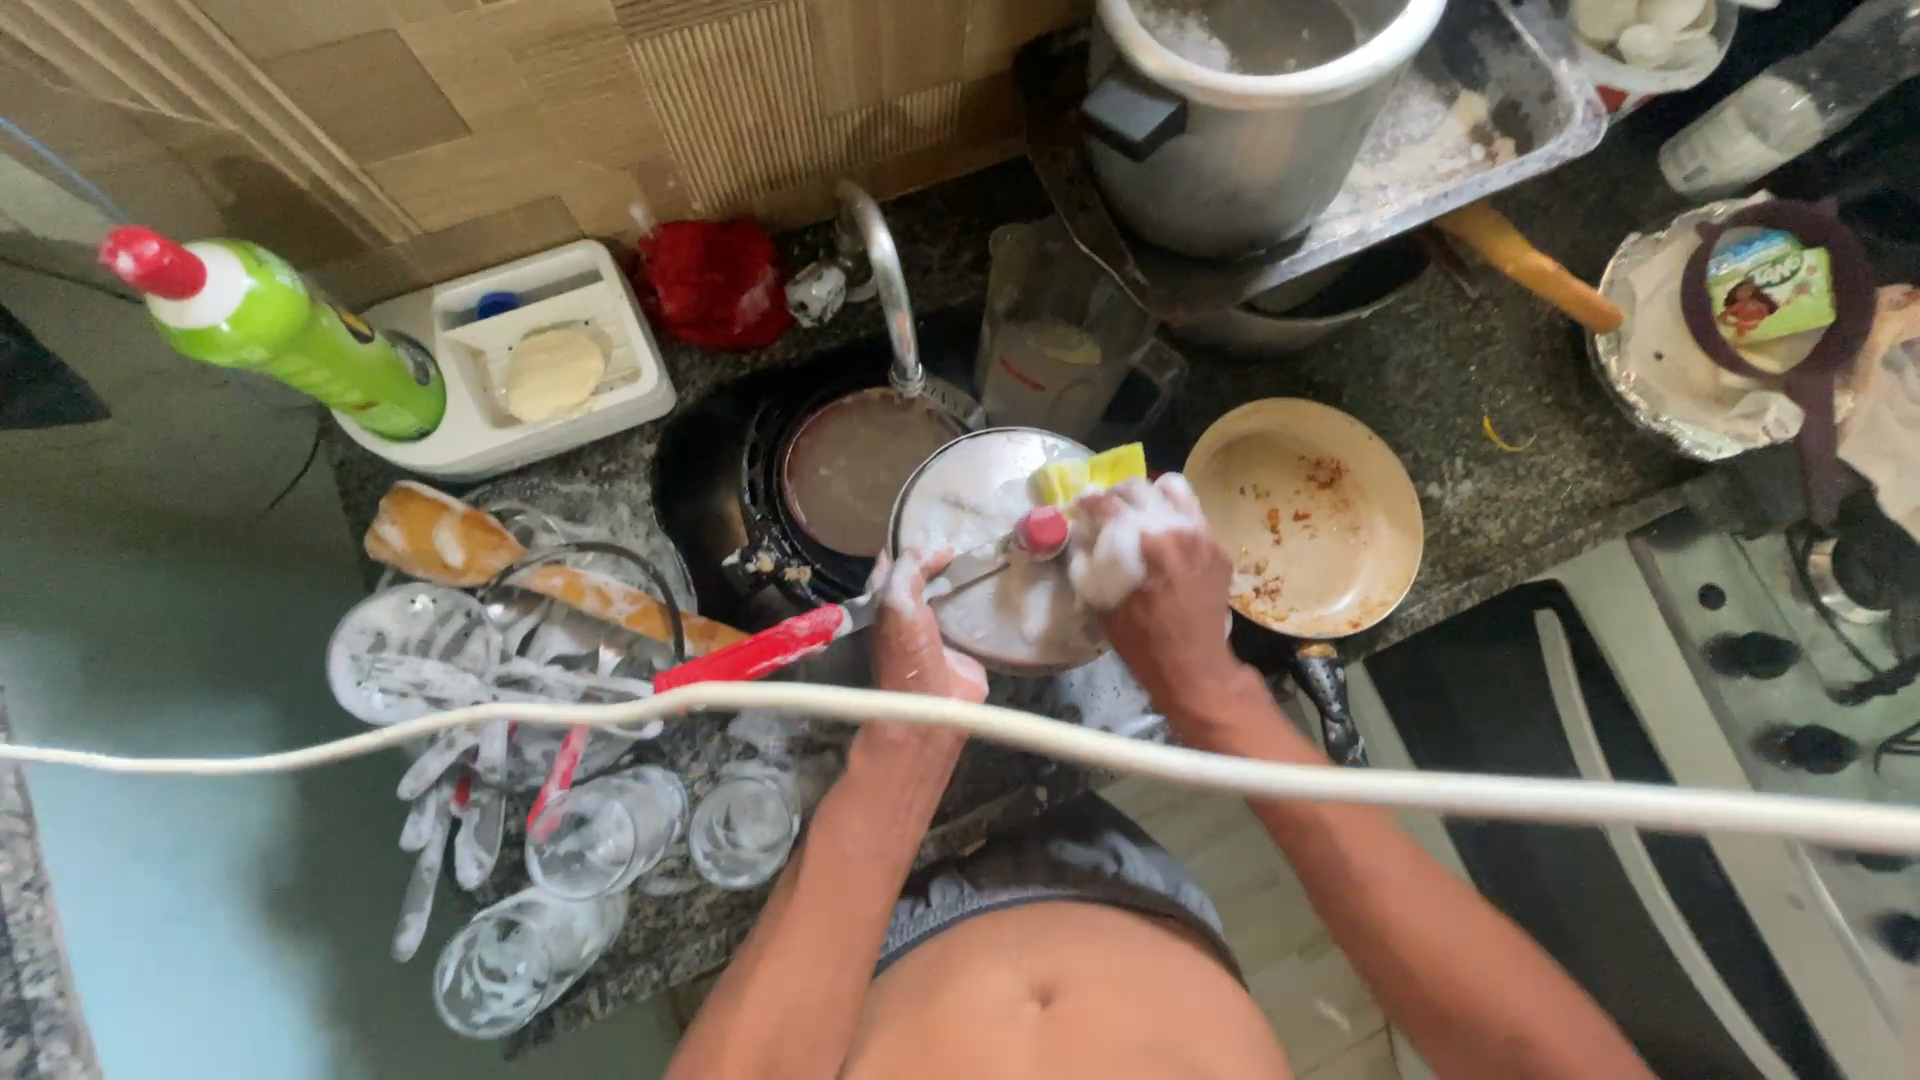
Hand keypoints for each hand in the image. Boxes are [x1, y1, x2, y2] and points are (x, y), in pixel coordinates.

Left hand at [862, 549, 986, 763]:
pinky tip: (1000, 583)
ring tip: (986, 550)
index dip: (908, 545)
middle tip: (967, 532)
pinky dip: (983, 601)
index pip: (894, 565)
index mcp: (887, 604)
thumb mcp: (898, 604)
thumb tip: (938, 549)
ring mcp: (938, 631)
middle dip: (939, 558)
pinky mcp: (964, 646)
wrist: (933, 710)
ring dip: (963, 577)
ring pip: (949, 593)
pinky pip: (974, 616)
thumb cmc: (907, 655)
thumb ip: (910, 571)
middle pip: (924, 577)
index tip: (931, 523)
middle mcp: (910, 614)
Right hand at [1074, 477, 1246, 719]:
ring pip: (1172, 490)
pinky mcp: (1218, 547)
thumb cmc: (1140, 639)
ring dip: (1149, 497)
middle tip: (1106, 509)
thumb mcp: (1100, 603)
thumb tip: (1080, 534)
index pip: (1108, 504)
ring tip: (1139, 513)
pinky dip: (1174, 515)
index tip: (1079, 506)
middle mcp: (1174, 528)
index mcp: (1140, 542)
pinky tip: (1165, 535)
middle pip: (1138, 488)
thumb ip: (1085, 562)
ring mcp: (1202, 535)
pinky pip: (1194, 514)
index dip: (1088, 502)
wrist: (1194, 666)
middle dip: (1116, 495)